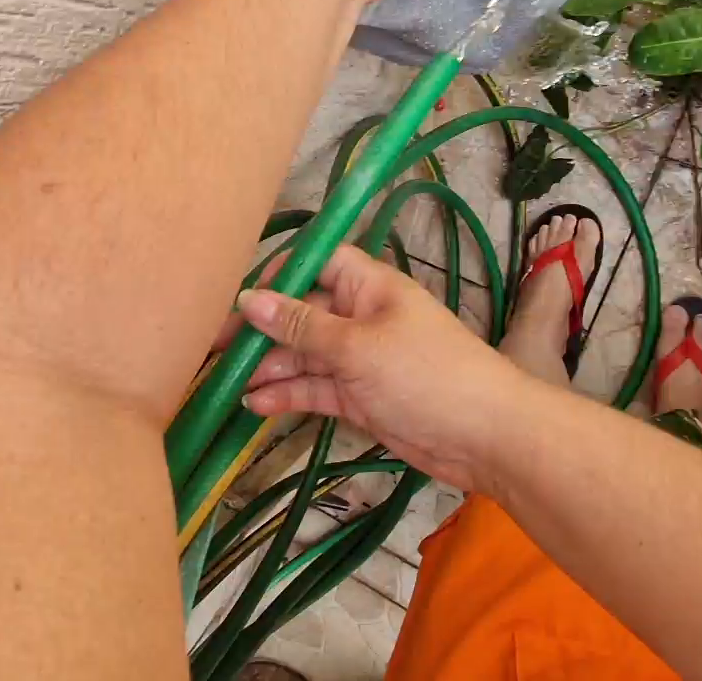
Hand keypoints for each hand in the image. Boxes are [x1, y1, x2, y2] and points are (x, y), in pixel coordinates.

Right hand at [237, 246, 522, 491]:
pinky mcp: (359, 396)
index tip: (242, 297)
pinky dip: (289, 395)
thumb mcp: (357, 346)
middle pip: (301, 313)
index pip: (315, 263)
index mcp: (367, 286)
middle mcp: (359, 315)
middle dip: (262, 330)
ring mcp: (358, 358)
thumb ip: (300, 325)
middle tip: (215, 349)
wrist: (485, 437)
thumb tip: (249, 299)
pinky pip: (316, 388)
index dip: (279, 275)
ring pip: (304, 355)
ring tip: (227, 383)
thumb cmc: (424, 373)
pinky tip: (255, 405)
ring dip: (269, 367)